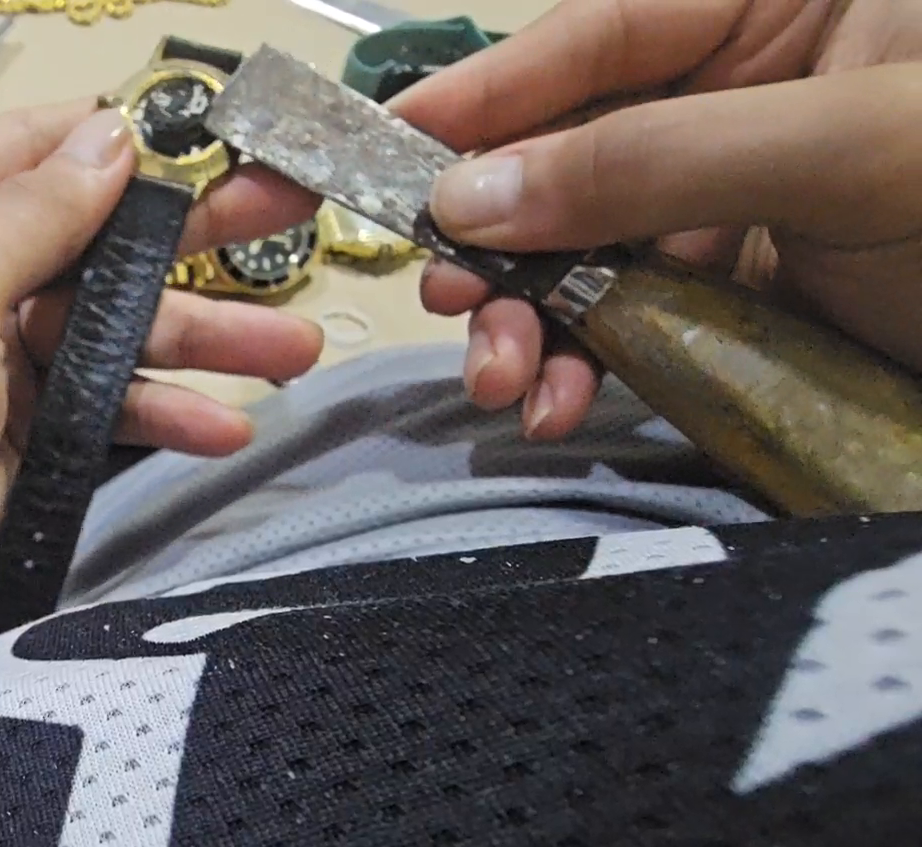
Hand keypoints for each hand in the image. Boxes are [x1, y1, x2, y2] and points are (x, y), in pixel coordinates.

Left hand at [0, 102, 320, 709]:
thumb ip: (29, 219)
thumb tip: (111, 135)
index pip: (36, 150)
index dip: (131, 142)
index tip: (231, 135)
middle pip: (93, 238)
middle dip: (193, 236)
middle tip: (298, 209)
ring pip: (112, 329)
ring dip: (200, 341)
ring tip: (294, 350)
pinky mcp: (24, 424)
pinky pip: (104, 403)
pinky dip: (158, 414)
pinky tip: (223, 426)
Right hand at [393, 0, 921, 439]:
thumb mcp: (868, 150)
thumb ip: (653, 159)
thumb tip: (470, 197)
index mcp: (791, 6)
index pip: (592, 38)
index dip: (478, 97)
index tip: (380, 154)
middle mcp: (732, 101)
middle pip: (549, 165)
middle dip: (487, 246)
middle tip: (448, 299)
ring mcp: (707, 205)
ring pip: (555, 257)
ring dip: (509, 328)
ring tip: (499, 380)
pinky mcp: (702, 289)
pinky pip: (595, 322)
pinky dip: (561, 370)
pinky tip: (550, 404)